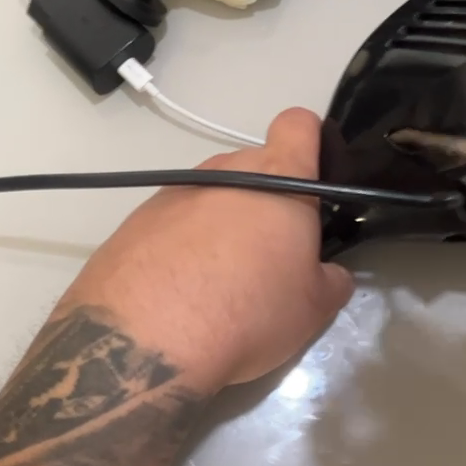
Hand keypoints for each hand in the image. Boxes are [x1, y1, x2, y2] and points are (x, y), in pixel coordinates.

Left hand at [59, 108, 354, 390]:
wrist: (145, 341)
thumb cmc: (247, 312)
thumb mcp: (313, 307)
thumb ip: (331, 278)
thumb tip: (329, 273)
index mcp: (279, 179)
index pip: (299, 124)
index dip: (311, 145)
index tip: (312, 185)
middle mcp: (224, 170)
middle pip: (255, 168)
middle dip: (266, 202)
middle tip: (270, 257)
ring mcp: (174, 191)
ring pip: (213, 196)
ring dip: (222, 225)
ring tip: (219, 282)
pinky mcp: (135, 219)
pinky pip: (174, 221)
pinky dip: (183, 245)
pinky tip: (182, 291)